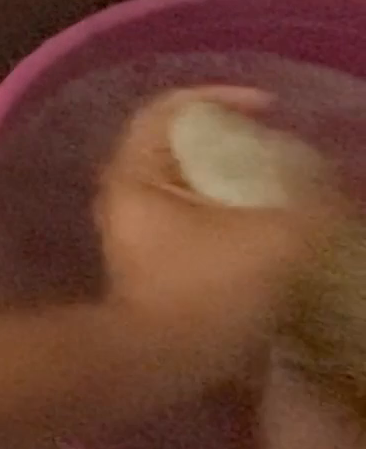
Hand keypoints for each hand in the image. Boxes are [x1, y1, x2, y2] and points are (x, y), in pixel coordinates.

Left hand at [95, 87, 332, 381]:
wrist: (163, 351)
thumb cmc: (207, 287)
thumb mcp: (275, 237)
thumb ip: (308, 198)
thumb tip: (324, 179)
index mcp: (133, 172)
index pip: (164, 111)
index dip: (217, 97)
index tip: (270, 105)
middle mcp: (125, 189)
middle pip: (176, 143)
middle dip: (233, 138)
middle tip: (288, 146)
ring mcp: (137, 220)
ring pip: (189, 179)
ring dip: (238, 176)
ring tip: (292, 183)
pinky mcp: (156, 250)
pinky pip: (197, 211)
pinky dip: (235, 206)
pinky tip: (278, 222)